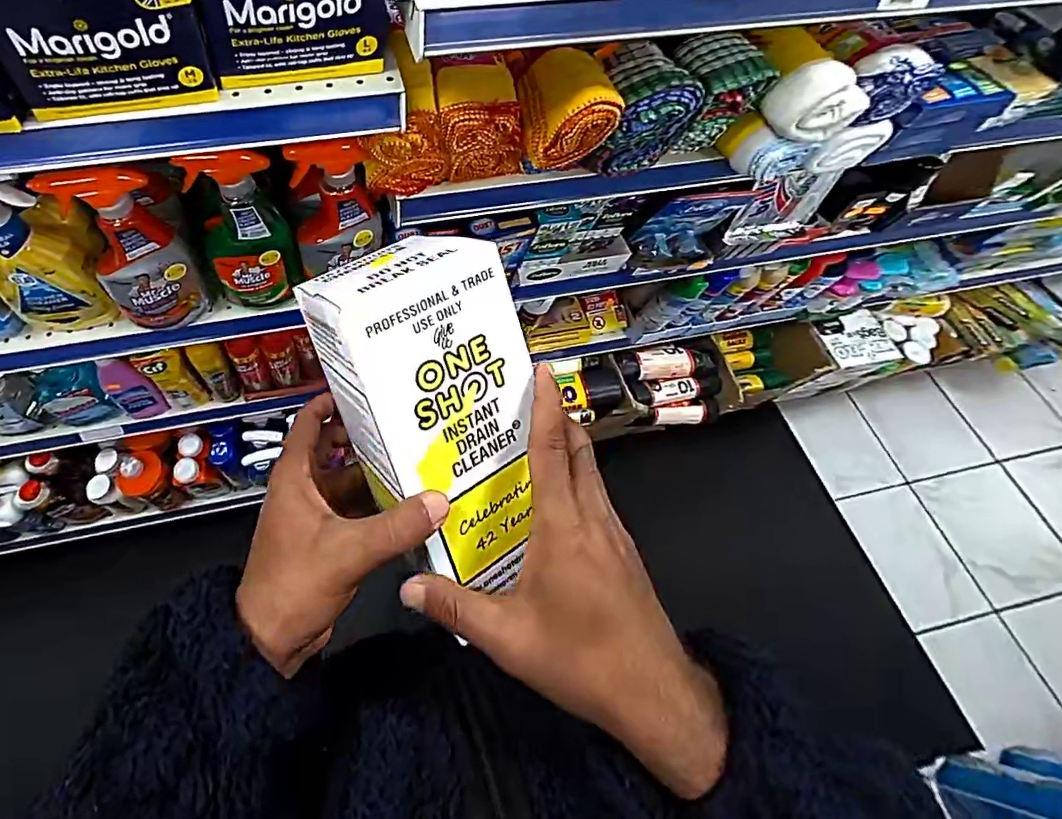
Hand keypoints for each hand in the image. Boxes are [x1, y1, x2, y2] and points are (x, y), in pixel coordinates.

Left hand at [237, 393, 447, 677]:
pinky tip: (415, 499)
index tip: (369, 387)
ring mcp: (320, 514)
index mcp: (296, 477)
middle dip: (371, 434)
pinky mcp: (333, 538)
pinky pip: (362, 508)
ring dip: (381, 470)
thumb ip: (396, 526)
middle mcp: (307, 488)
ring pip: (354, 480)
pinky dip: (384, 502)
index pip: (310, 422)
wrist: (269, 641)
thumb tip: (442, 499)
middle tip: (411, 420)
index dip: (334, 400)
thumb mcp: (347, 550)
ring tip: (422, 454)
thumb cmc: (294, 583)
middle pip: (339, 448)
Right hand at [399, 365, 728, 798]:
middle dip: (559, 417)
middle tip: (530, 399)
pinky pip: (598, 496)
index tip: (542, 372)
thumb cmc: (579, 657)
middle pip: (579, 450)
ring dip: (571, 446)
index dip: (547, 408)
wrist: (652, 689)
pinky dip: (579, 479)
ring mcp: (614, 531)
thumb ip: (456, 607)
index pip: (553, 451)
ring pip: (593, 471)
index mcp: (563, 525)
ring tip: (539, 440)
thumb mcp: (508, 637)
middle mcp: (593, 516)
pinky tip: (559, 500)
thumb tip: (408, 587)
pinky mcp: (623, 549)